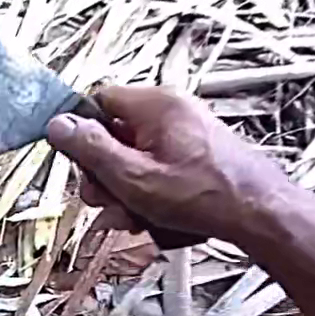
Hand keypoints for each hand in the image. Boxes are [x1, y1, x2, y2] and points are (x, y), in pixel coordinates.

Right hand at [48, 86, 314, 249]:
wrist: (258, 214)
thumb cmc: (200, 195)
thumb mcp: (130, 175)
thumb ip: (89, 148)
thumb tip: (56, 123)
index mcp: (155, 106)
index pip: (97, 101)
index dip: (80, 132)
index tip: (79, 163)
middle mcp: (169, 112)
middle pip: (109, 134)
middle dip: (100, 173)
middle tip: (105, 199)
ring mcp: (181, 132)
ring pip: (127, 157)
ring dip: (118, 190)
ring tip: (129, 214)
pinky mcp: (190, 153)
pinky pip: (149, 167)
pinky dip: (141, 192)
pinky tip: (146, 214)